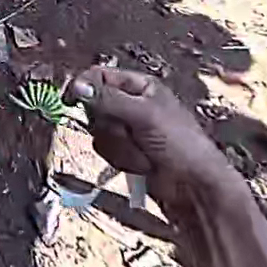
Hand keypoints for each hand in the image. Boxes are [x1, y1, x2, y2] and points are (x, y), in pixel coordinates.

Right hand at [66, 66, 239, 211]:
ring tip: (142, 153)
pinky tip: (141, 164)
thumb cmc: (180, 145)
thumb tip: (76, 86)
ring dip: (119, 145)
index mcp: (139, 86)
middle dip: (110, 124)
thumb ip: (108, 99)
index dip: (85, 87)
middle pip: (93, 105)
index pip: (99, 76)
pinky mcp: (124, 150)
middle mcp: (130, 104)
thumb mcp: (144, 115)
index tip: (71, 99)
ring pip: (97, 129)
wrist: (196, 189)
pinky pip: (104, 147)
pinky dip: (121, 158)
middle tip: (129, 132)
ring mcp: (127, 128)